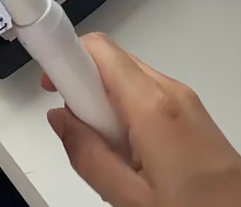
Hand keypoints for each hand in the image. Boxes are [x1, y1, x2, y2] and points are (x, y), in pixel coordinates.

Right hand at [42, 34, 240, 206]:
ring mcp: (186, 101)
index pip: (96, 48)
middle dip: (83, 87)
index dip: (63, 54)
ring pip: (126, 79)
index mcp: (152, 105)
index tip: (45, 78)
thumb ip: (88, 157)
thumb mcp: (133, 202)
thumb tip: (59, 120)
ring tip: (113, 157)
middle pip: (108, 61)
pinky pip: (146, 95)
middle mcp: (170, 90)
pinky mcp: (196, 115)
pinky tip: (135, 158)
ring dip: (105, 103)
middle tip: (80, 132)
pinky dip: (128, 113)